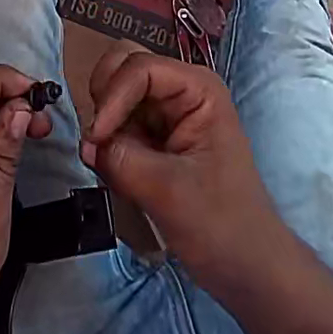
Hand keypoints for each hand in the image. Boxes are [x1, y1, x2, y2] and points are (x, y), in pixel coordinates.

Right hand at [79, 47, 282, 277]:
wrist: (246, 269)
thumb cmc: (223, 226)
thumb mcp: (169, 192)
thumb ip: (121, 159)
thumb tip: (86, 143)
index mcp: (197, 88)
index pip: (138, 68)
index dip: (112, 98)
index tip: (97, 137)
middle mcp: (179, 88)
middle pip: (121, 64)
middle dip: (104, 97)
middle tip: (100, 137)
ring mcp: (164, 108)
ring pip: (112, 89)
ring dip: (103, 121)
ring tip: (111, 160)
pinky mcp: (151, 131)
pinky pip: (113, 118)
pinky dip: (106, 138)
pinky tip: (119, 170)